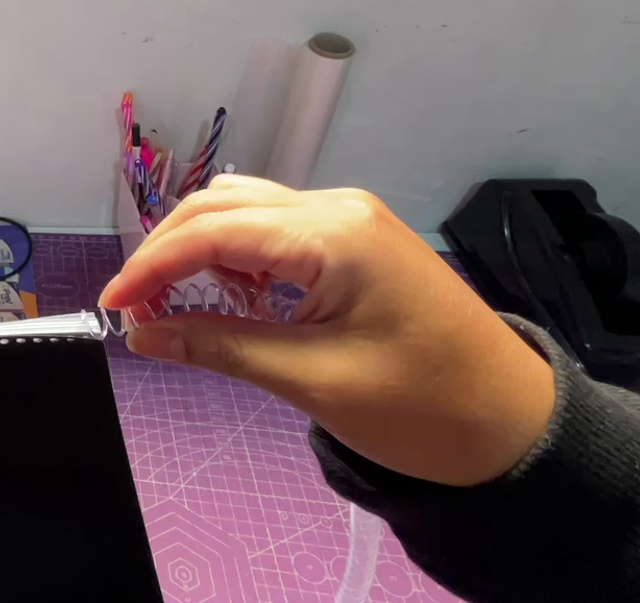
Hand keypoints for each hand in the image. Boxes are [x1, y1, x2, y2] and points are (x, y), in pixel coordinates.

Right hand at [99, 175, 554, 486]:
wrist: (527, 434)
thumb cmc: (426, 411)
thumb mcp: (312, 380)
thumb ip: (216, 345)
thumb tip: (140, 334)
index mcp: (331, 234)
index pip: (212, 233)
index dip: (151, 266)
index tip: (112, 304)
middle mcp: (333, 206)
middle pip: (217, 206)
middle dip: (165, 251)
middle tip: (136, 303)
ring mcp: (344, 215)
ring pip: (238, 207)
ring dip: (196, 245)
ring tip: (178, 296)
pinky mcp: (348, 233)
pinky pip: (267, 224)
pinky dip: (232, 250)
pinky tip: (232, 290)